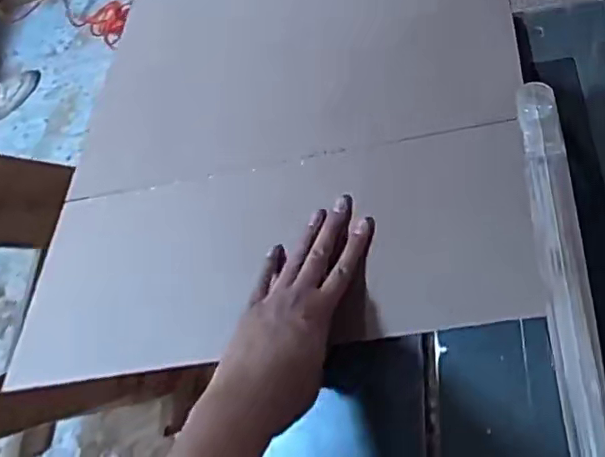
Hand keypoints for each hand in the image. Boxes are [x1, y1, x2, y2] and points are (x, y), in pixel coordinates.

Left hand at [175, 195, 374, 455]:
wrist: (241, 402)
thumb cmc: (285, 394)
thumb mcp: (316, 372)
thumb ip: (318, 348)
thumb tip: (314, 344)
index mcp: (319, 312)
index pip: (344, 271)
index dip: (356, 245)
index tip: (364, 222)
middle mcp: (298, 297)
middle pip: (319, 255)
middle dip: (333, 226)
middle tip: (341, 202)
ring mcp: (273, 299)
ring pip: (294, 259)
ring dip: (307, 235)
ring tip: (316, 213)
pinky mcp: (252, 308)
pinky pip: (264, 279)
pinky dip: (270, 263)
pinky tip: (274, 248)